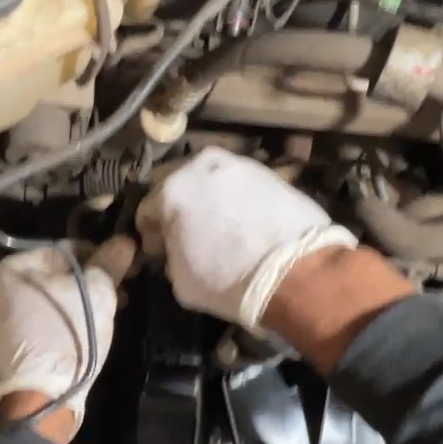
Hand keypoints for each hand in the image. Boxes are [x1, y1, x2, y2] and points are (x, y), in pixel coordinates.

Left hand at [0, 239, 135, 442]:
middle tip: (123, 293)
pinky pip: (45, 317)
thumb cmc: (69, 334)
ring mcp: (3, 316)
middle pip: (59, 273)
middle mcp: (1, 287)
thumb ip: (109, 262)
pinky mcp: (12, 340)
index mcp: (15, 267)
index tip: (125, 271)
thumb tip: (124, 240)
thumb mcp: (97, 293)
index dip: (101, 257)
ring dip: (84, 300)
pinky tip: (89, 328)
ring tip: (112, 312)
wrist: (44, 396)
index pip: (67, 248)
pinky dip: (67, 317)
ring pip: (54, 296)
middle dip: (93, 281)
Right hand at [136, 148, 359, 328]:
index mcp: (171, 190)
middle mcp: (200, 165)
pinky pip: (239, 185)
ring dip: (208, 199)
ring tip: (219, 227)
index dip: (151, 234)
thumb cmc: (228, 279)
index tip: (160, 250)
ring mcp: (238, 163)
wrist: (296, 271)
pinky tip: (244, 222)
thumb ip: (169, 254)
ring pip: (210, 180)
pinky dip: (236, 199)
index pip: (146, 210)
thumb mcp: (180, 280)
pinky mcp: (269, 171)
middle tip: (188, 234)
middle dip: (179, 208)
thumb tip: (175, 247)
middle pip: (178, 185)